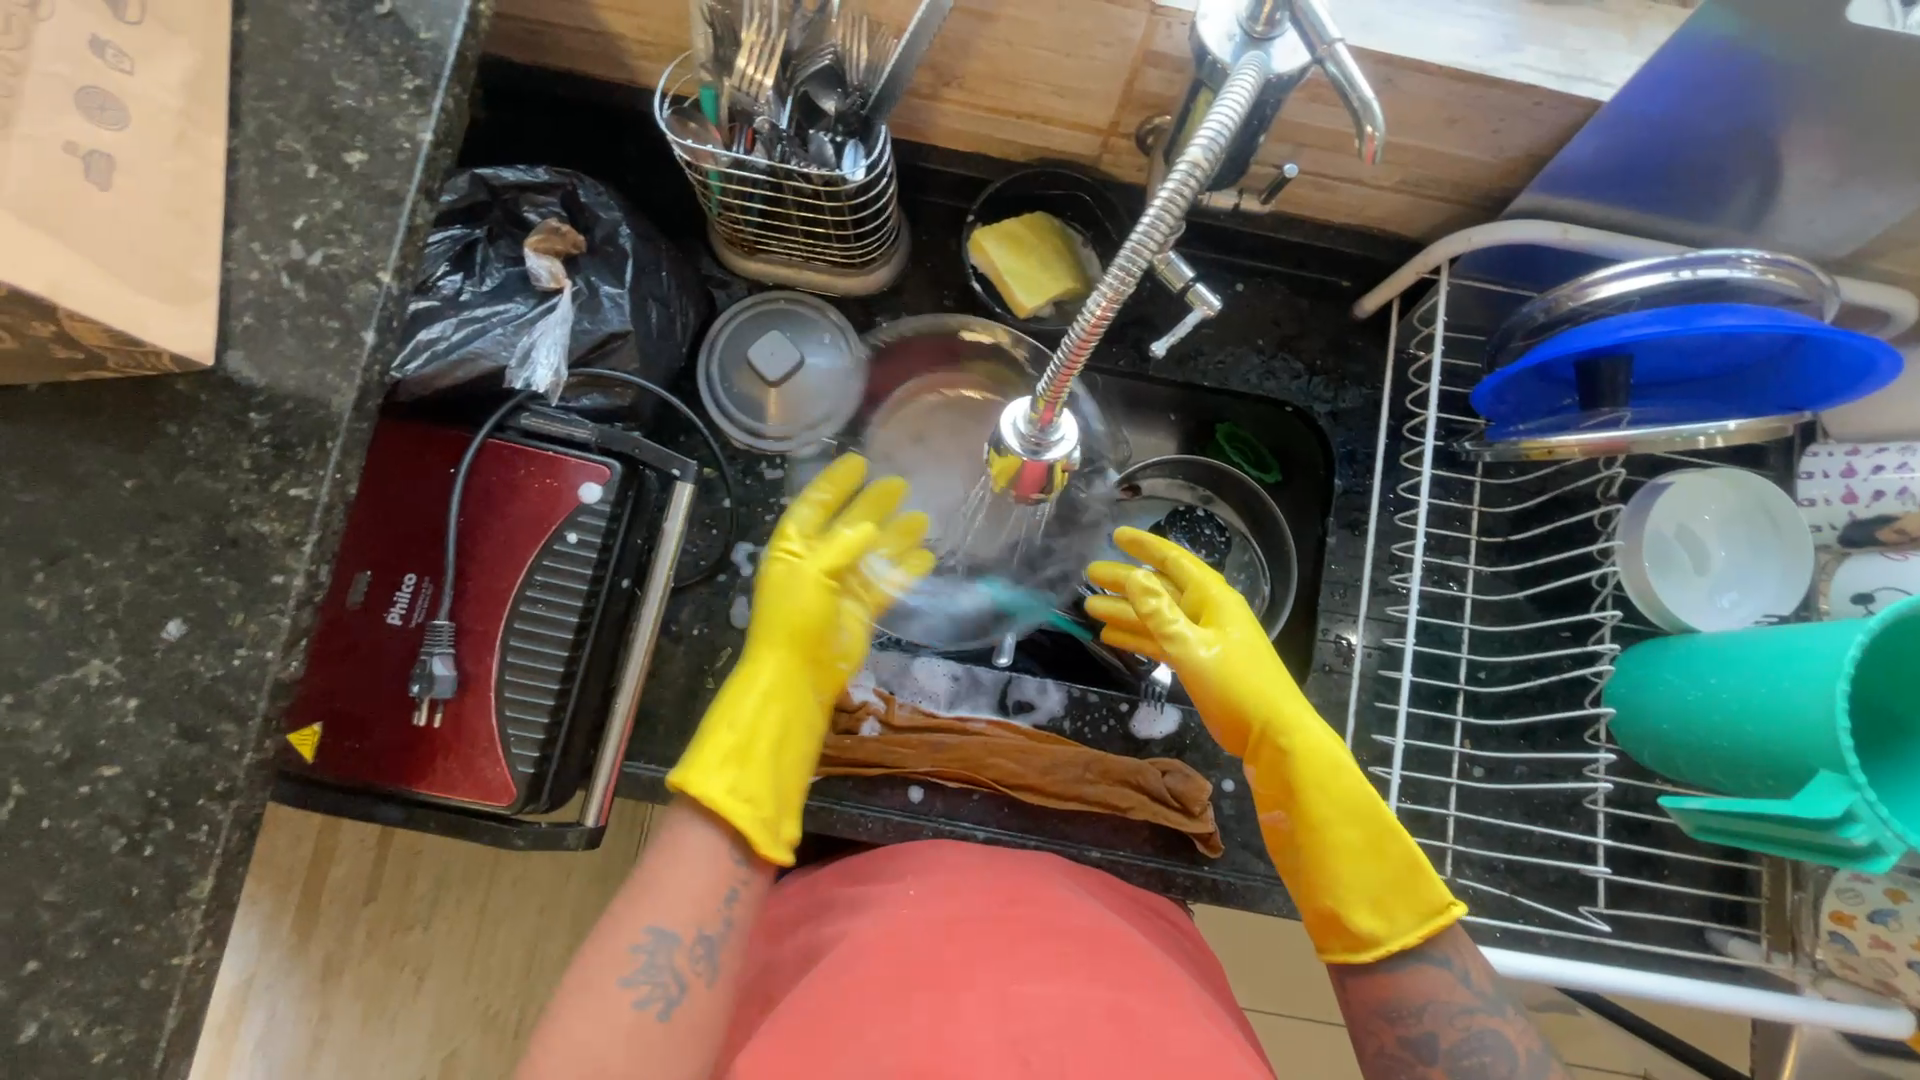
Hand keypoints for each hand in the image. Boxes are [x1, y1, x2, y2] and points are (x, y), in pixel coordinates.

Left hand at [748, 453, 934, 705]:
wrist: (798, 675)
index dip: (836, 484)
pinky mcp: (862, 609)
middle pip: (850, 525)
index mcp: (794, 548)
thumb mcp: (810, 573)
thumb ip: (841, 547)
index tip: (859, 462)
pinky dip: (906, 571)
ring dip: (896, 535)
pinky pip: (887, 583)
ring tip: (922, 517)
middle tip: (900, 484)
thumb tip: (871, 527)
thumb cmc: (794, 619)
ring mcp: (842, 586)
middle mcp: (818, 562)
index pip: (815, 506)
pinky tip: (926, 556)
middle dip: (873, 505)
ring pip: (874, 554)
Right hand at [1084, 525, 1464, 963]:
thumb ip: (1159, 612)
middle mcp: (1208, 612)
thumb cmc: (1236, 686)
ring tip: (1090, 607)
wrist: (1273, 735)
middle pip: (1160, 589)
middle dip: (1126, 581)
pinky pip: (1164, 641)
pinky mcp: (1201, 663)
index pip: (1174, 561)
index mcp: (1213, 599)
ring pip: (1159, 617)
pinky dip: (1140, 637)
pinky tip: (1112, 637)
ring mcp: (1205, 638)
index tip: (1115, 535)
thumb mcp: (1191, 647)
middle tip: (1090, 574)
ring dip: (1127, 612)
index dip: (1145, 547)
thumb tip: (1133, 576)